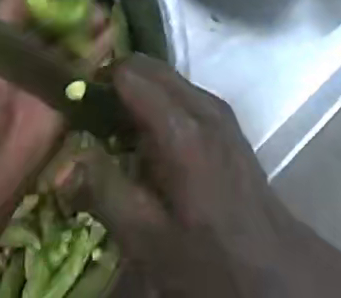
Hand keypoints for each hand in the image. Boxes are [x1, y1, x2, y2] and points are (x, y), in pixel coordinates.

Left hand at [0, 0, 103, 297]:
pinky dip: (100, 50)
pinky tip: (113, 32)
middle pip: (53, 22)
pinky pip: (87, 69)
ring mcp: (47, 77)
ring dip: (88, 24)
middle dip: (71, 5)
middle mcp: (24, 54)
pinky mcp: (68, 99)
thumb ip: (3, 5)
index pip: (24, 5)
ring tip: (102, 9)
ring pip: (73, 42)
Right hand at [58, 56, 340, 297]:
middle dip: (114, 82)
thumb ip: (104, 193)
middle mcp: (201, 105)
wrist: (278, 273)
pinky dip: (155, 104)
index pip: (128, 72)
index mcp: (181, 127)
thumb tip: (63, 163)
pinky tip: (143, 142)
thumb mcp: (150, 240)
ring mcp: (217, 110)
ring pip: (165, 78)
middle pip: (147, 67)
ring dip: (135, 93)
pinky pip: (180, 94)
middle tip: (84, 115)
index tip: (71, 103)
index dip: (97, 81)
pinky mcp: (224, 123)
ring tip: (108, 129)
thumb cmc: (211, 258)